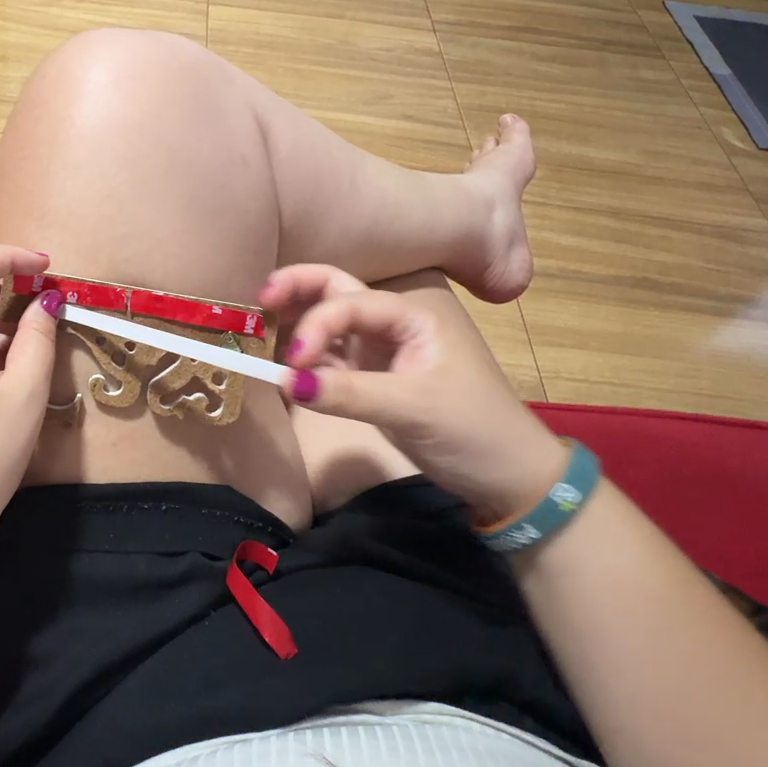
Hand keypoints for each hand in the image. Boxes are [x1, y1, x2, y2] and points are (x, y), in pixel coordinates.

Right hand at [270, 271, 567, 522]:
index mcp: (412, 315)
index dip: (315, 324)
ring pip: (327, 321)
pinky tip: (282, 368)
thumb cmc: (473, 430)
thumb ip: (347, 392)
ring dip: (295, 321)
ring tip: (262, 329)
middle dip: (297, 289)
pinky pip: (327, 358)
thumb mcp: (413, 408)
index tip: (293, 361)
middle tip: (260, 299)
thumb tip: (283, 381)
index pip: (349, 302)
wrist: (507, 477)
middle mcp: (392, 323)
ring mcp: (379, 350)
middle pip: (335, 290)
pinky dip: (303, 359)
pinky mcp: (369, 378)